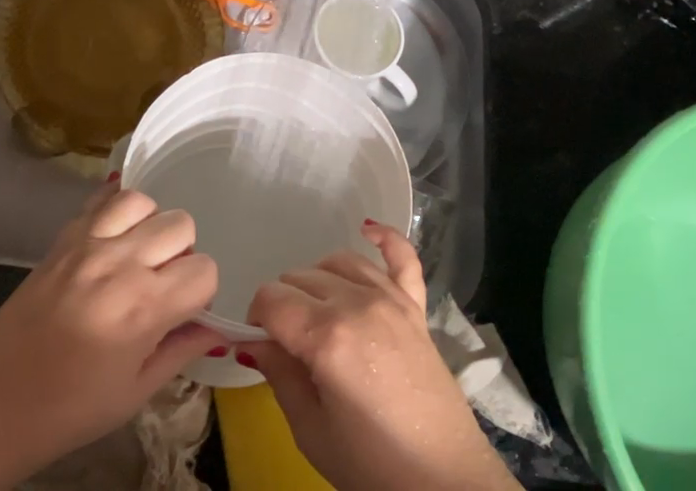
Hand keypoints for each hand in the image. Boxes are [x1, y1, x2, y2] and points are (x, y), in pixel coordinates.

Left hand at [0, 182, 222, 490]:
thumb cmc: (69, 410)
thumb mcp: (136, 392)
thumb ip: (182, 350)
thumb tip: (216, 327)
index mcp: (143, 308)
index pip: (204, 269)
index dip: (202, 292)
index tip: (183, 312)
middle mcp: (118, 264)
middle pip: (180, 225)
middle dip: (182, 254)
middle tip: (161, 286)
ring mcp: (86, 245)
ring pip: (143, 201)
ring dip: (150, 226)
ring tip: (137, 258)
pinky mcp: (60, 239)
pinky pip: (101, 200)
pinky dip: (116, 210)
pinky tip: (113, 238)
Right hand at [238, 222, 517, 490]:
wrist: (444, 481)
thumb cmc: (371, 465)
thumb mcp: (310, 429)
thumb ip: (278, 374)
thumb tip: (250, 341)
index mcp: (326, 336)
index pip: (270, 300)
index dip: (256, 320)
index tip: (261, 346)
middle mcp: (357, 304)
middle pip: (298, 278)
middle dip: (283, 306)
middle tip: (288, 346)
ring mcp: (392, 300)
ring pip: (337, 262)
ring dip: (317, 281)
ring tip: (315, 314)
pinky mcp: (417, 307)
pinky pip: (401, 257)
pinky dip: (384, 238)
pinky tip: (367, 230)